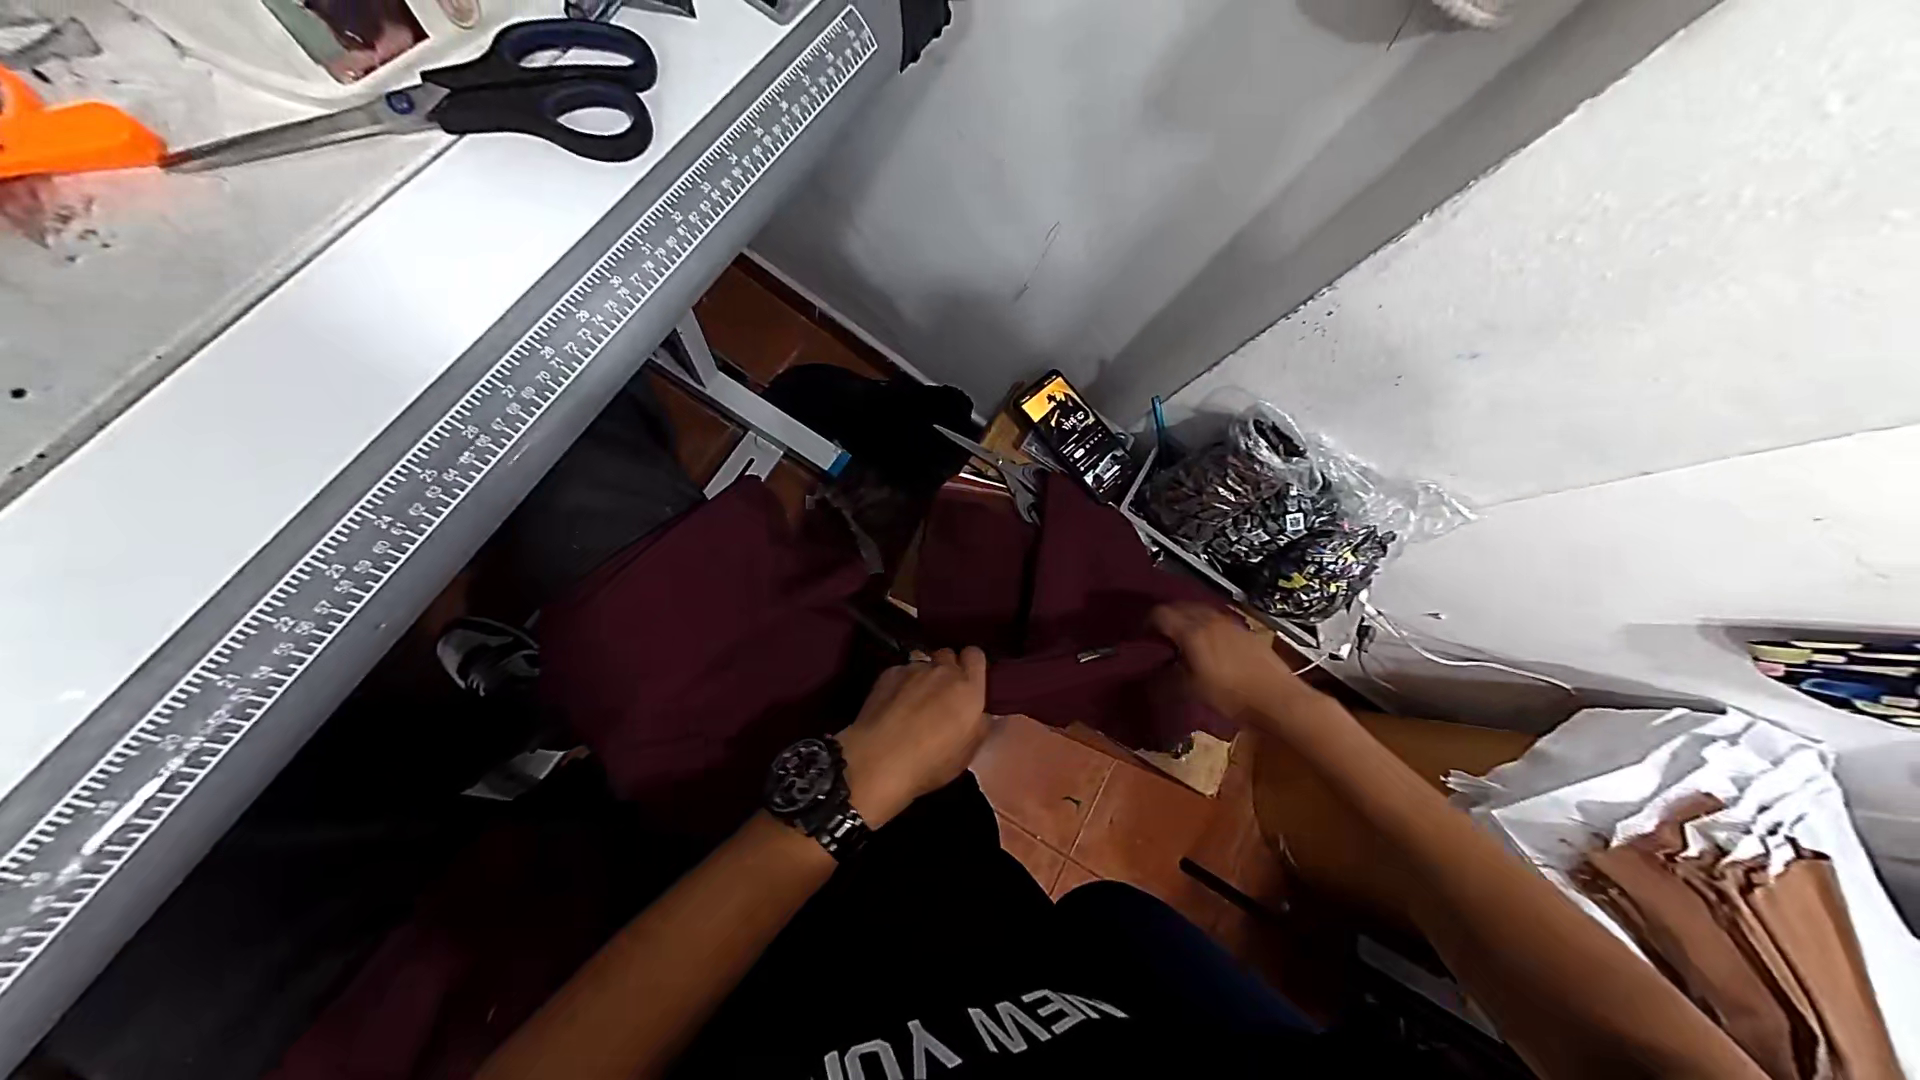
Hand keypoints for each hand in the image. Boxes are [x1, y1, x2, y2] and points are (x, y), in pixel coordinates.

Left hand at [836, 647, 997, 826]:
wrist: (879, 759)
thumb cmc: (931, 762)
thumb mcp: (968, 752)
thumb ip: (980, 724)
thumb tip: (982, 712)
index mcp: (968, 688)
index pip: (976, 655)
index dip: (972, 665)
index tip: (968, 682)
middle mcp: (943, 671)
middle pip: (949, 655)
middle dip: (948, 669)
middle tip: (942, 694)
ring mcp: (914, 669)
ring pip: (924, 662)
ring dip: (924, 675)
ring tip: (915, 700)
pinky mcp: (889, 673)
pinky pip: (902, 671)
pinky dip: (902, 683)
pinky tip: (894, 704)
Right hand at [1150, 603, 1321, 720]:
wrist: (1278, 699)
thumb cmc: (1231, 696)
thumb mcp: (1191, 689)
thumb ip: (1169, 672)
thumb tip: (1156, 666)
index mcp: (1192, 630)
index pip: (1160, 613)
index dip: (1147, 622)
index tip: (1142, 636)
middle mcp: (1210, 619)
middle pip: (1179, 606)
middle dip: (1166, 617)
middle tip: (1158, 636)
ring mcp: (1230, 623)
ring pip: (1199, 610)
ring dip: (1186, 619)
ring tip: (1181, 638)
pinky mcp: (1245, 631)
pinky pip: (1216, 619)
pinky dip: (1204, 625)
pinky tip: (1207, 643)